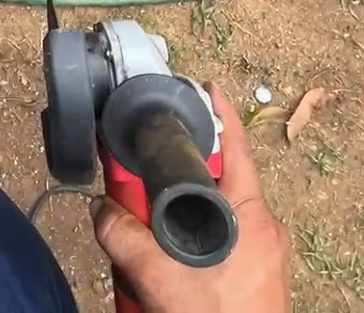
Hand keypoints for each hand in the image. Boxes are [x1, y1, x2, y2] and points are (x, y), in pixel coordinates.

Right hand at [94, 83, 291, 312]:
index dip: (220, 114)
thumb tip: (99, 206)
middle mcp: (262, 229)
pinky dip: (189, 235)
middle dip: (177, 174)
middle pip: (215, 179)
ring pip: (212, 211)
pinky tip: (166, 260)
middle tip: (144, 175)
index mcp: (251, 217)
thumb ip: (120, 233)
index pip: (236, 149)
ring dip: (179, 210)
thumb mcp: (156, 276)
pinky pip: (217, 238)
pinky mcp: (256, 276)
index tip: (203, 86)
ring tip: (148, 229)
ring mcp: (263, 255)